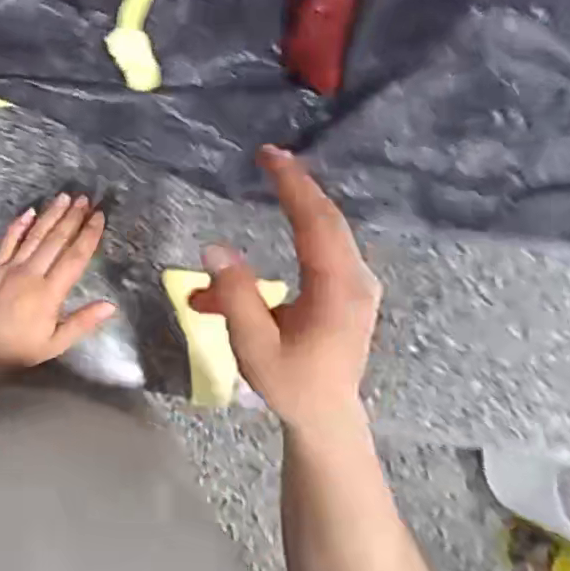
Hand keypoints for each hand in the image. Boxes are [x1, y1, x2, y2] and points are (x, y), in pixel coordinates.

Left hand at [0, 193, 115, 370]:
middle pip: (56, 240)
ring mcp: (11, 268)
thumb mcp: (56, 343)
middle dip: (72, 217)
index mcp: (49, 293)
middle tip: (85, 199)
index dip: (89, 235)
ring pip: (34, 236)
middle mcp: (31, 274)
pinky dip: (18, 225)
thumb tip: (111, 305)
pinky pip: (7, 241)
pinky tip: (29, 211)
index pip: (75, 257)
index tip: (99, 217)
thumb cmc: (21, 348)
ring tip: (64, 197)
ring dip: (50, 215)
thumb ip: (83, 322)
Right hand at [189, 146, 380, 431]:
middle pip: (327, 219)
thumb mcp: (253, 344)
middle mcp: (355, 279)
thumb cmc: (290, 383)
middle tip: (270, 157)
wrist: (326, 415)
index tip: (270, 155)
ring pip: (323, 235)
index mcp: (338, 289)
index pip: (316, 222)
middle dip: (298, 186)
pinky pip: (321, 253)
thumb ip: (235, 294)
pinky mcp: (347, 292)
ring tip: (271, 186)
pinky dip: (295, 238)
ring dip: (294, 213)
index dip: (293, 186)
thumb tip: (214, 247)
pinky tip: (273, 244)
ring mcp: (356, 285)